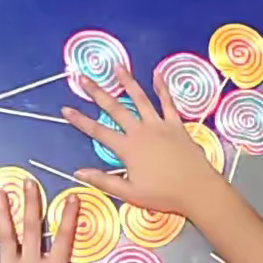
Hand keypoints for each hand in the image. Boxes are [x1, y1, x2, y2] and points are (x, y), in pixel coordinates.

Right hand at [61, 67, 229, 218]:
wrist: (197, 189)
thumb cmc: (163, 195)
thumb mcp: (129, 194)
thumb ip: (103, 181)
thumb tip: (78, 172)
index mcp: (127, 148)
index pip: (97, 131)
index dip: (80, 120)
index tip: (65, 109)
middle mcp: (141, 131)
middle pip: (115, 108)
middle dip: (97, 92)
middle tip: (83, 77)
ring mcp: (159, 125)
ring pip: (140, 99)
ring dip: (127, 81)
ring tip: (117, 66)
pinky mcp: (176, 125)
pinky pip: (167, 103)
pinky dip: (162, 88)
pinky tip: (157, 74)